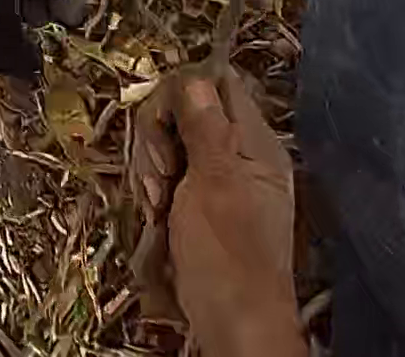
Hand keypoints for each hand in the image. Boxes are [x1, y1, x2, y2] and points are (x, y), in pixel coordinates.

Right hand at [130, 65, 303, 356]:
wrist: (230, 326)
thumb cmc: (226, 256)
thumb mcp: (214, 185)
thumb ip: (205, 128)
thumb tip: (194, 76)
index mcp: (254, 142)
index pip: (218, 82)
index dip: (185, 89)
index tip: (164, 119)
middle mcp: (236, 149)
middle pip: (184, 105)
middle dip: (159, 132)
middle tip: (159, 171)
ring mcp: (214, 171)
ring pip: (167, 134)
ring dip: (150, 160)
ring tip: (155, 198)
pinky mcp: (194, 191)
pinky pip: (163, 163)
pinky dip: (151, 180)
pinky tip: (154, 207)